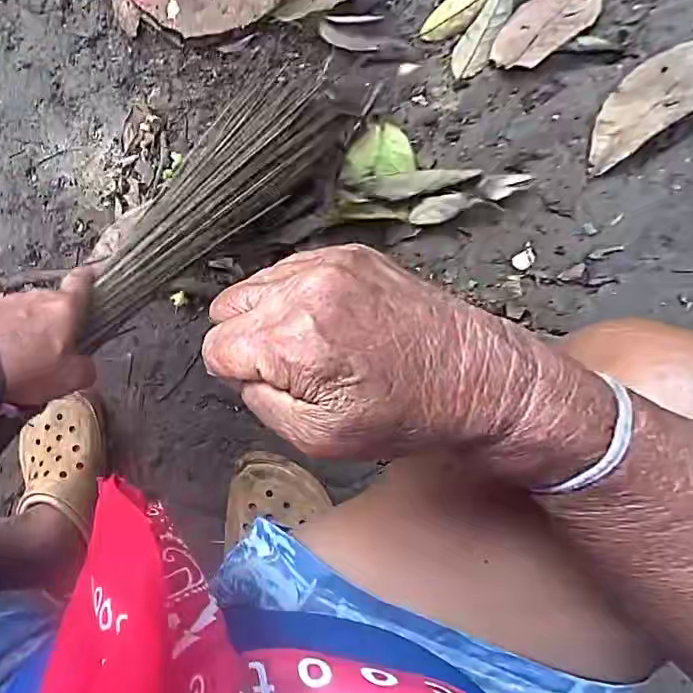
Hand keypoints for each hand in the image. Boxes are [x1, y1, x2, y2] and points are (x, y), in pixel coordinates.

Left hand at [0, 266, 97, 406]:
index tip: (96, 274)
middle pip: (57, 303)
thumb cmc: (27, 369)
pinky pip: (12, 322)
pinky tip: (13, 357)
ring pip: (33, 312)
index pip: (82, 280)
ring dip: (37, 328)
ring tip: (34, 357)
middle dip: (62, 320)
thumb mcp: (71, 378)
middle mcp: (38, 297)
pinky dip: (16, 335)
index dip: (91, 276)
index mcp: (64, 306)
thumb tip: (86, 366)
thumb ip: (87, 368)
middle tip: (63, 345)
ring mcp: (12, 303)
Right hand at [202, 245, 558, 459]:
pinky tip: (326, 323)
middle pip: (228, 311)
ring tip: (311, 345)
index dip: (236, 373)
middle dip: (248, 343)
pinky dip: (294, 297)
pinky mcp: (350, 254)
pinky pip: (289, 270)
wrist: (476, 379)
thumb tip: (240, 374)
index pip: (216, 347)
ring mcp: (330, 263)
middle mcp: (306, 289)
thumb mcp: (316, 438)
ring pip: (254, 287)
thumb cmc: (406, 413)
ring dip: (268, 317)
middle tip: (290, 368)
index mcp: (294, 338)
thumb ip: (260, 402)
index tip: (267, 383)